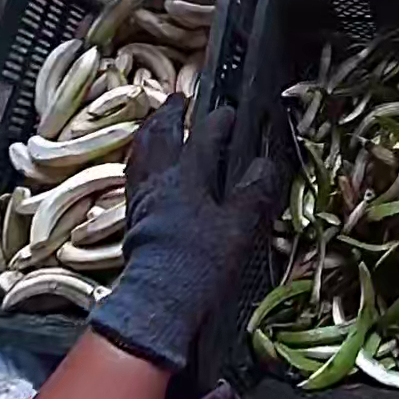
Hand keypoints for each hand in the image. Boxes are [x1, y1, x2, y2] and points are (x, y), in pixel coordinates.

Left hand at [89, 95, 280, 370]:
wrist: (160, 299)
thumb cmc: (201, 260)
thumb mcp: (238, 225)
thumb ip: (252, 192)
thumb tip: (265, 164)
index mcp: (187, 176)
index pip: (205, 137)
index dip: (219, 121)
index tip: (230, 112)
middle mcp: (160, 179)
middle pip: (161, 136)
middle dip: (171, 114)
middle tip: (178, 99)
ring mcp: (143, 196)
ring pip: (142, 153)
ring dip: (150, 132)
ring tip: (156, 122)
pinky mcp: (133, 214)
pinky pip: (134, 175)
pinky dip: (140, 159)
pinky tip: (144, 165)